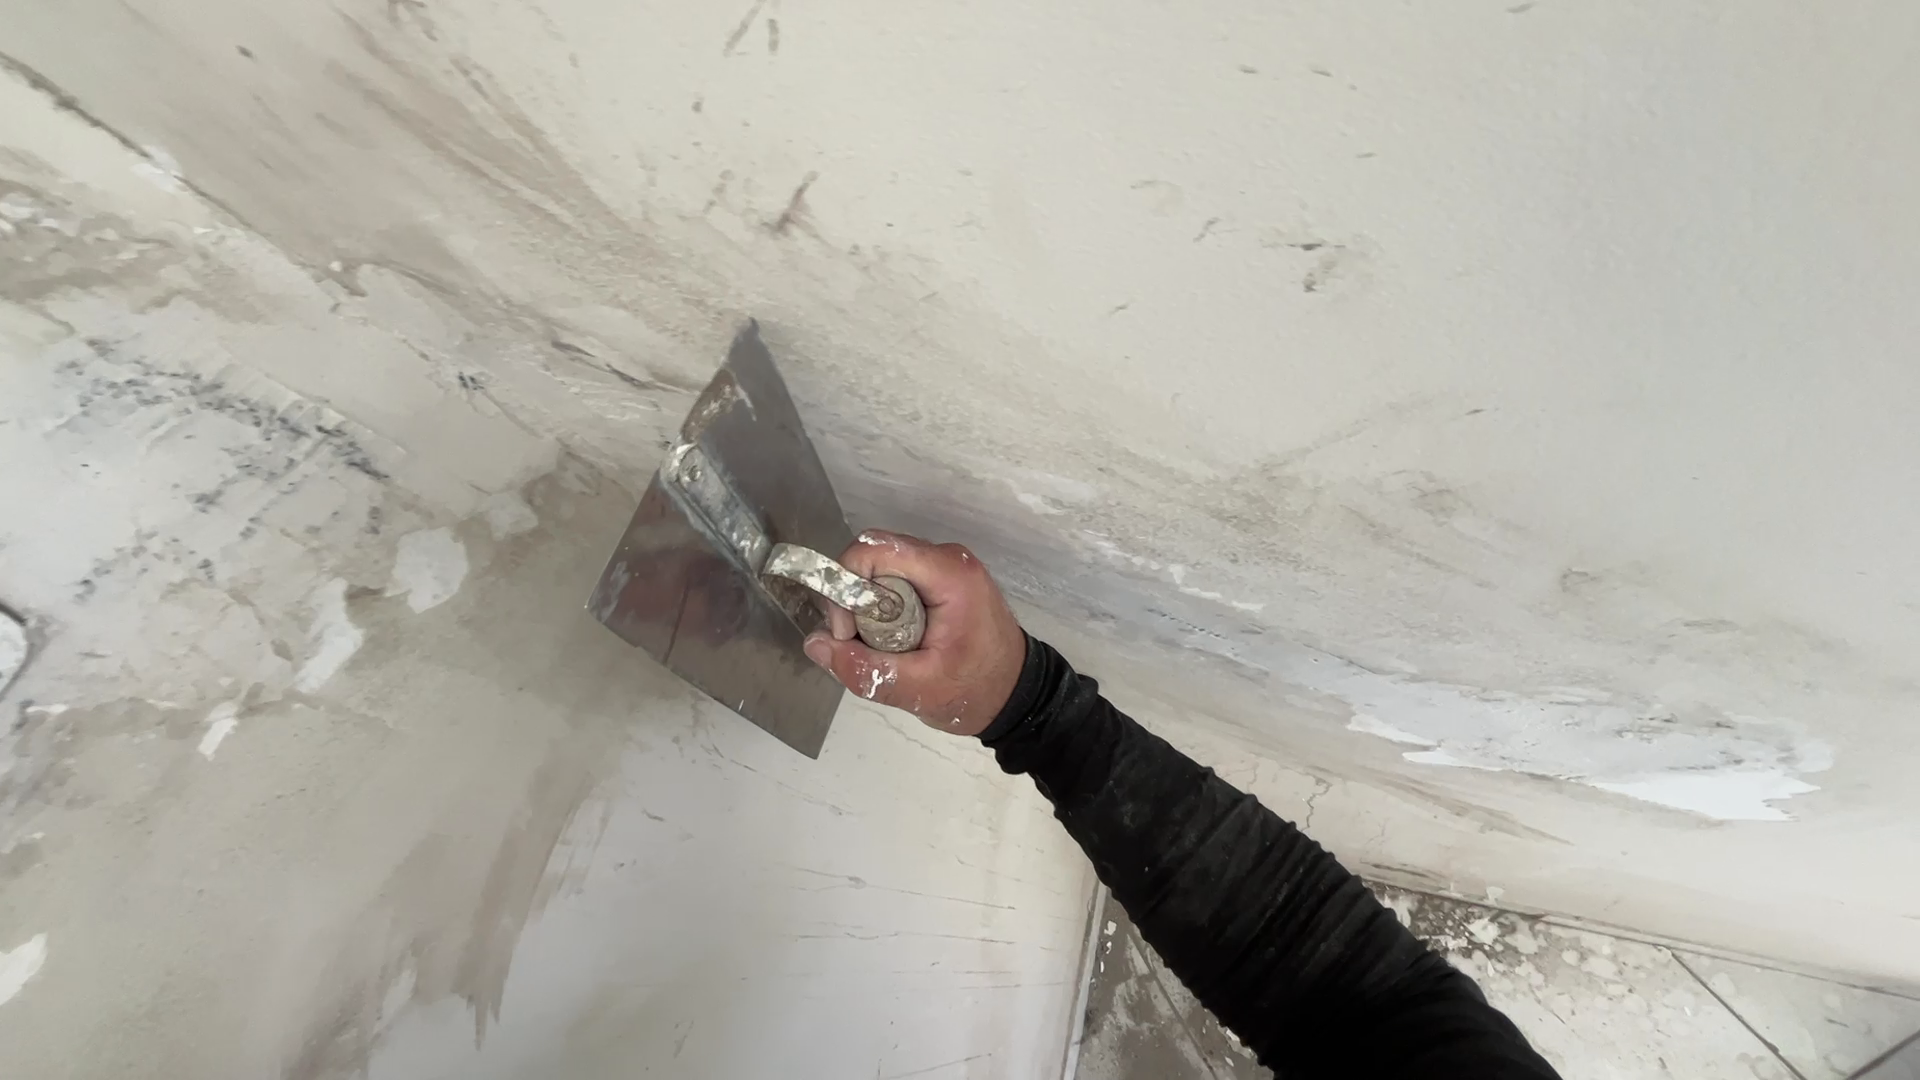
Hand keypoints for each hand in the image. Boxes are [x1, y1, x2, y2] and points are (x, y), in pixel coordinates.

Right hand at [802, 530, 1025, 735]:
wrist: (1016, 694)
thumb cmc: (977, 690)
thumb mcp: (919, 689)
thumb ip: (865, 669)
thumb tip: (815, 644)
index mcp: (949, 574)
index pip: (876, 550)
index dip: (847, 584)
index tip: (847, 630)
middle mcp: (946, 558)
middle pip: (875, 556)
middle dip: (854, 598)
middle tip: (858, 643)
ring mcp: (943, 565)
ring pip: (881, 568)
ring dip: (866, 605)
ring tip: (877, 646)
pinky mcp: (938, 578)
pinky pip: (894, 579)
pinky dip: (881, 606)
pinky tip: (890, 639)